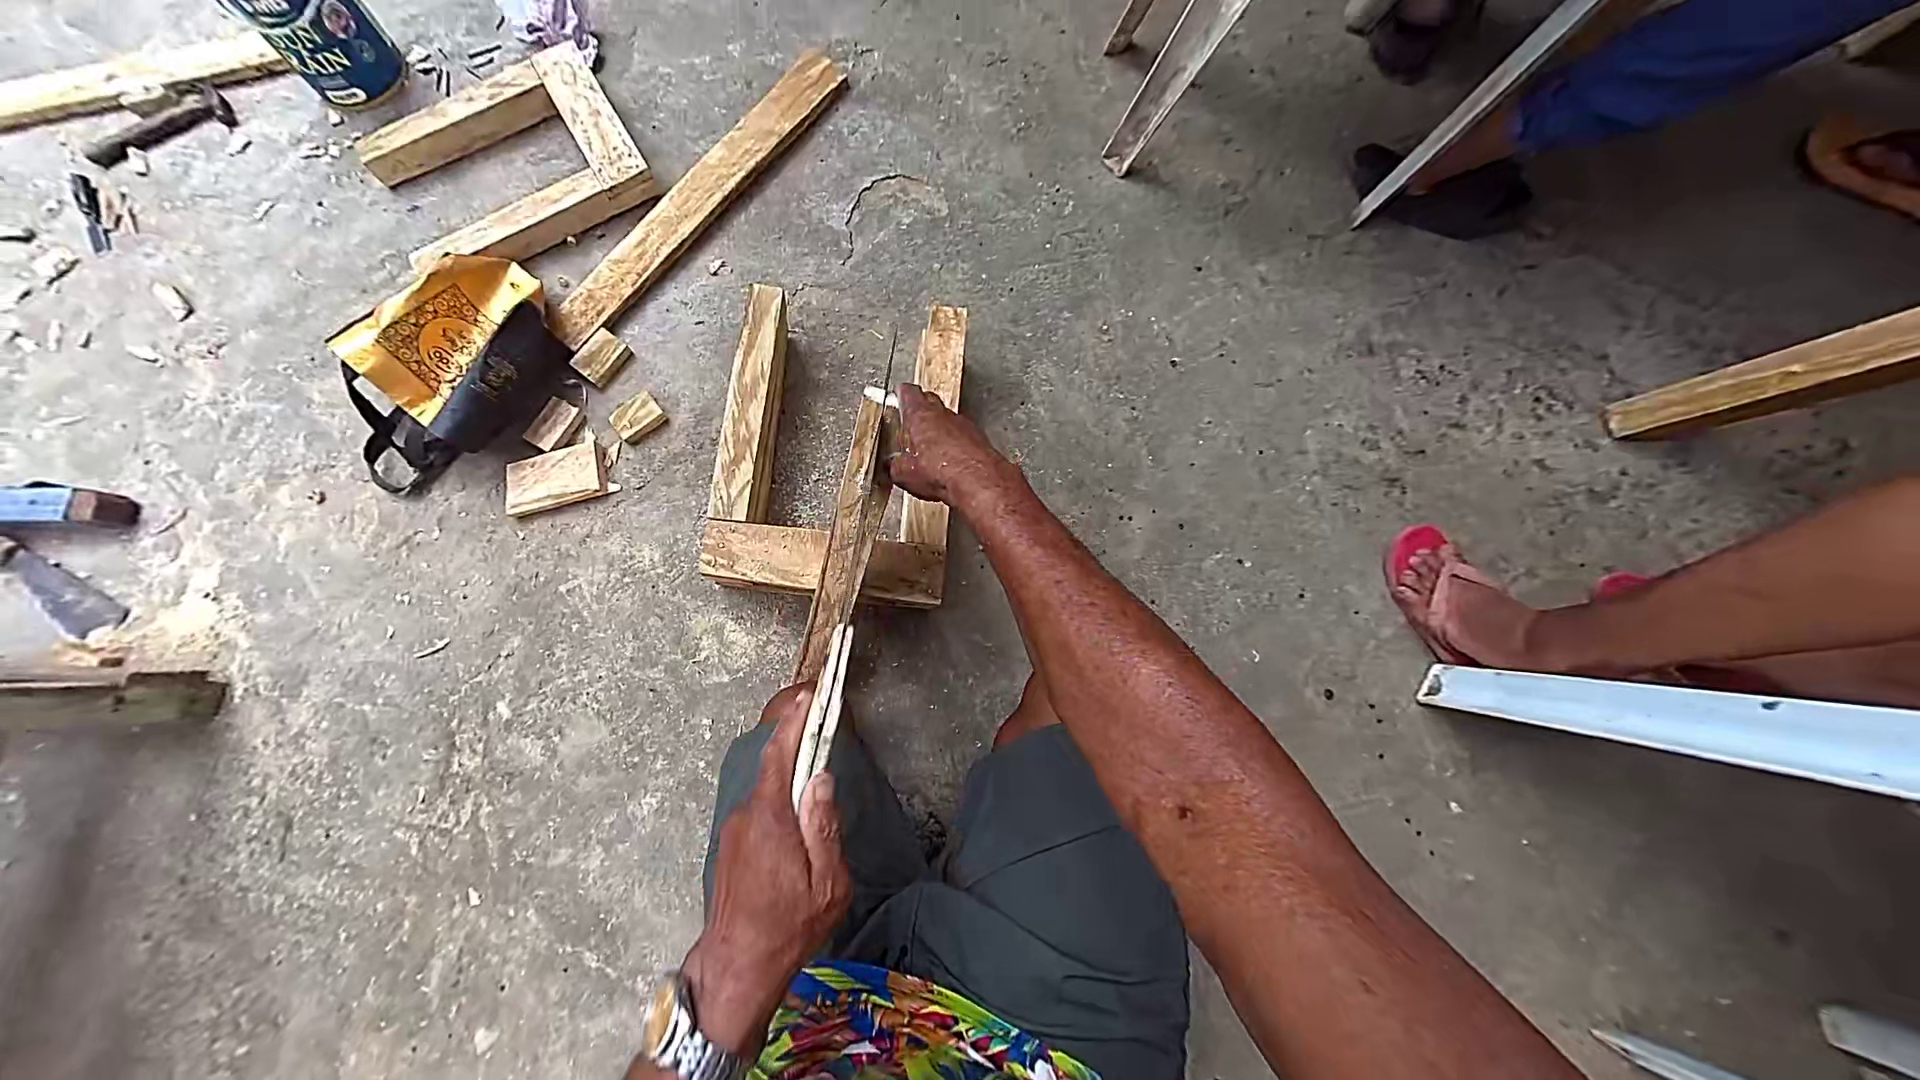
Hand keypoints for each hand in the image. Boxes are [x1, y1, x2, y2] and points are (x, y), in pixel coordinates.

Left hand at [682, 684, 850, 1056]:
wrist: (735, 968)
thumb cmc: (787, 927)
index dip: (794, 721)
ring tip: (816, 769)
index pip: (780, 755)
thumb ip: (824, 826)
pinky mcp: (733, 843)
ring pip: (769, 787)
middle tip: (820, 717)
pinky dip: (781, 795)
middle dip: (796, 739)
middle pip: (774, 764)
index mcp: (771, 819)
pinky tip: (798, 813)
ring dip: (790, 772)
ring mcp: (735, 829)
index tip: (809, 694)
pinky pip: (761, 806)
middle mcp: (747, 815)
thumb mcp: (826, 882)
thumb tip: (821, 779)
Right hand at [886, 383, 1022, 506]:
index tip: (901, 394)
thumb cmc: (941, 471)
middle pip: (931, 402)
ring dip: (941, 429)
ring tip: (933, 446)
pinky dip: (957, 444)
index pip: (909, 393)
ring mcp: (964, 425)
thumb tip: (893, 467)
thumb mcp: (904, 474)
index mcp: (920, 415)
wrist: (978, 481)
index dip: (903, 394)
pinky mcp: (980, 440)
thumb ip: (896, 465)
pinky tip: (953, 460)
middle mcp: (943, 414)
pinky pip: (965, 436)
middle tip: (914, 421)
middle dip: (923, 410)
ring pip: (949, 420)